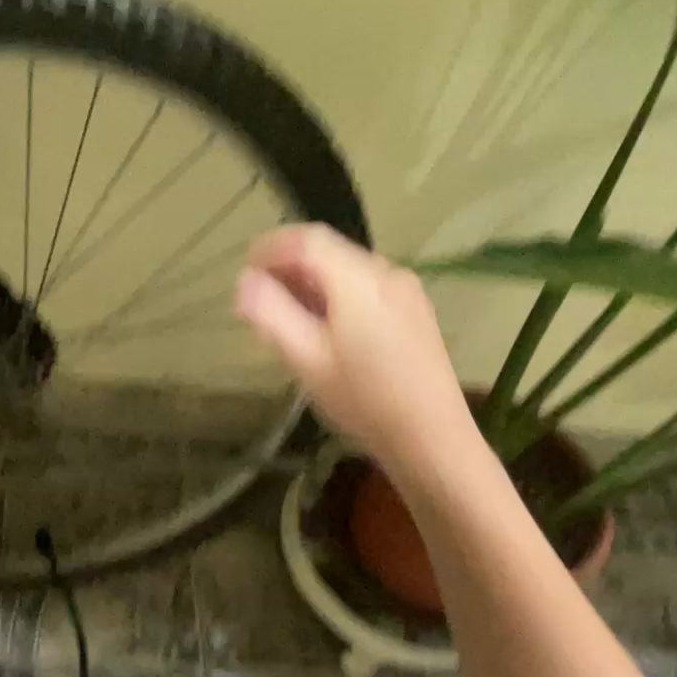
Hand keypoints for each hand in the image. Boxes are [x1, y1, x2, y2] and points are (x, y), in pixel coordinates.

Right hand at [235, 224, 478, 474]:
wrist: (431, 437)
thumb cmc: (363, 400)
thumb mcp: (306, 360)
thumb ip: (271, 314)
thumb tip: (245, 281)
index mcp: (359, 280)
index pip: (308, 240)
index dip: (271, 247)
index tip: (246, 269)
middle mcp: (387, 274)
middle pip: (330, 252)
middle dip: (290, 267)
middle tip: (260, 298)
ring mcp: (406, 292)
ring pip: (348, 270)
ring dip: (312, 283)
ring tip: (287, 317)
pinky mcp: (414, 312)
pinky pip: (367, 288)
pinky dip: (337, 295)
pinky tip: (325, 329)